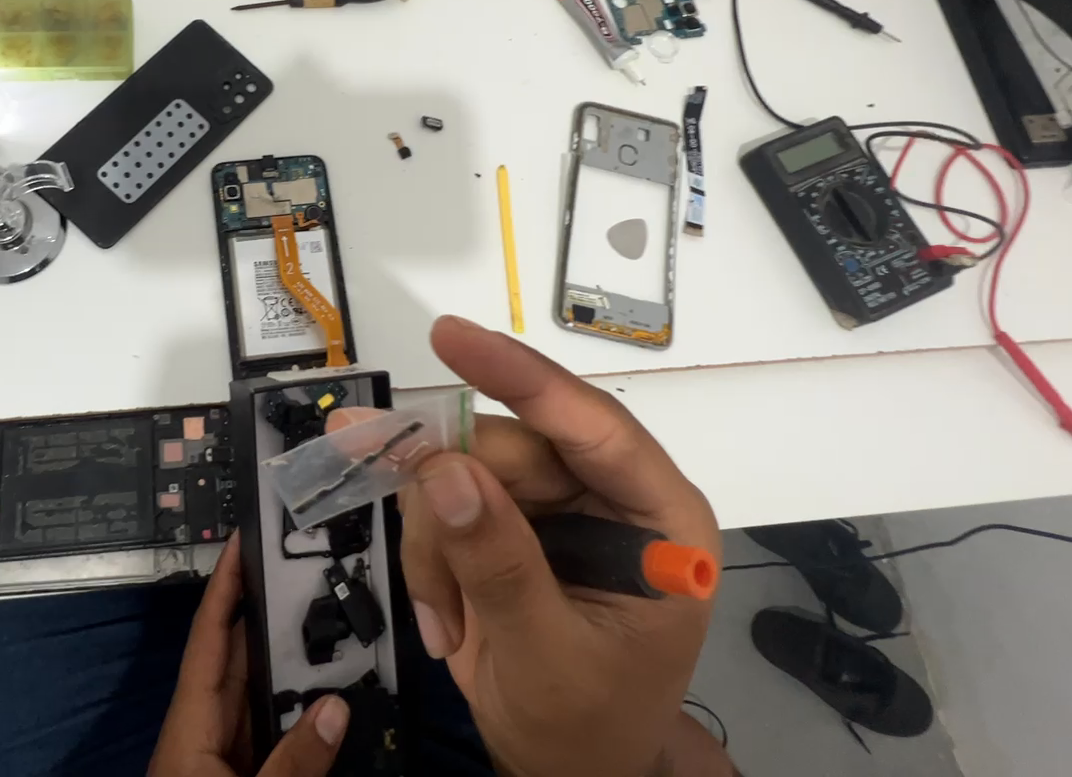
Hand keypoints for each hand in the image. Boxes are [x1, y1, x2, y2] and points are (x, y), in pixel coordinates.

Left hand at [149, 534, 350, 776]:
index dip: (223, 583)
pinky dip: (293, 705)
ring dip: (290, 664)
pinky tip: (327, 694)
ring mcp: (219, 751)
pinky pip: (266, 726)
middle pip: (237, 657)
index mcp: (189, 723)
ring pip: (256, 693)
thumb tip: (338, 706)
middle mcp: (202, 727)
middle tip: (308, 572)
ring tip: (331, 623)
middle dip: (271, 615)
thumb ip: (293, 761)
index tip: (241, 538)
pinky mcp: (237, 770)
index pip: (207, 635)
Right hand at [396, 316, 721, 776]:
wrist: (565, 767)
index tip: (449, 336)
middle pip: (506, 446)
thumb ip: (500, 564)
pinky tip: (440, 610)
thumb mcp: (547, 658)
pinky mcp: (507, 513)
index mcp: (657, 520)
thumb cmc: (587, 727)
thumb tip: (443, 471)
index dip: (521, 376)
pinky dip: (425, 550)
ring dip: (433, 541)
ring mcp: (552, 501)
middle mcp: (604, 492)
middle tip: (414, 549)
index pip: (594, 426)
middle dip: (449, 497)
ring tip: (442, 616)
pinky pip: (440, 498)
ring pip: (459, 467)